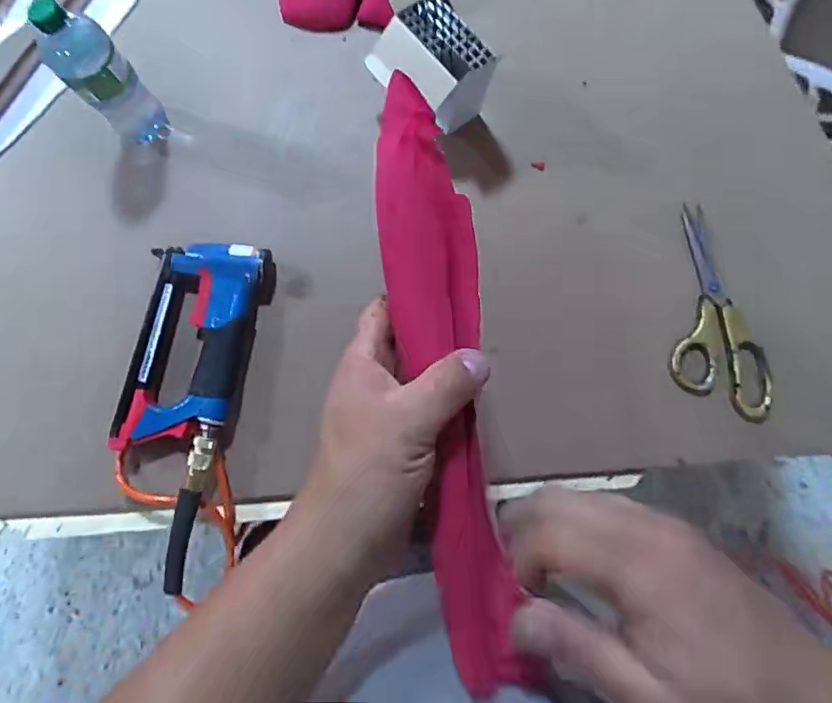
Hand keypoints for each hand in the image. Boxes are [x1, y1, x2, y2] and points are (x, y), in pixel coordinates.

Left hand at [291, 296, 489, 577]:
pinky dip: (448, 413)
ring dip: (448, 381)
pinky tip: (476, 413)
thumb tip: (479, 357)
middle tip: (480, 334)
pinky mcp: (399, 447)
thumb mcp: (409, 419)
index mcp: (361, 364)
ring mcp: (384, 416)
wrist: (346, 541)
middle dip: (439, 340)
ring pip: (421, 384)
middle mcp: (371, 383)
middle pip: (406, 347)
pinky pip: (428, 417)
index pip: (381, 313)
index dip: (409, 299)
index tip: (447, 291)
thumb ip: (446, 384)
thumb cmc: (367, 469)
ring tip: (485, 370)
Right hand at [503, 488, 831, 702]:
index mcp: (635, 563)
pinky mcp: (674, 524)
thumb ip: (578, 650)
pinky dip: (575, 518)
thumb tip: (513, 617)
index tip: (515, 600)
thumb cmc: (725, 700)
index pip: (545, 532)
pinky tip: (581, 559)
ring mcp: (661, 518)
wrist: (813, 697)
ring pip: (576, 494)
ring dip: (545, 520)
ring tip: (539, 568)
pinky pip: (604, 502)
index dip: (515, 560)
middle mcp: (643, 523)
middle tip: (513, 576)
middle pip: (553, 498)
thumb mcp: (650, 697)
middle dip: (519, 529)